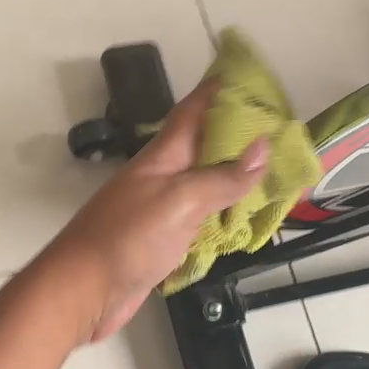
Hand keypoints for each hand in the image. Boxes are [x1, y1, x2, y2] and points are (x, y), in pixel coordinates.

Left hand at [40, 79, 269, 343]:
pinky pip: (202, 220)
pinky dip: (226, 216)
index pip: (196, 109)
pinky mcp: (163, 242)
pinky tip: (247, 220)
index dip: (222, 90)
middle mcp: (164, 177)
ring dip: (238, 178)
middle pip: (206, 146)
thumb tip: (263, 147)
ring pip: (207, 184)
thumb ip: (221, 178)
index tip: (255, 77)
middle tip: (285, 134)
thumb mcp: (180, 201)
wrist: (84, 291)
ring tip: (278, 174)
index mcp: (164, 156)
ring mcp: (163, 210)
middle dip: (242, 136)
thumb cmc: (127, 239)